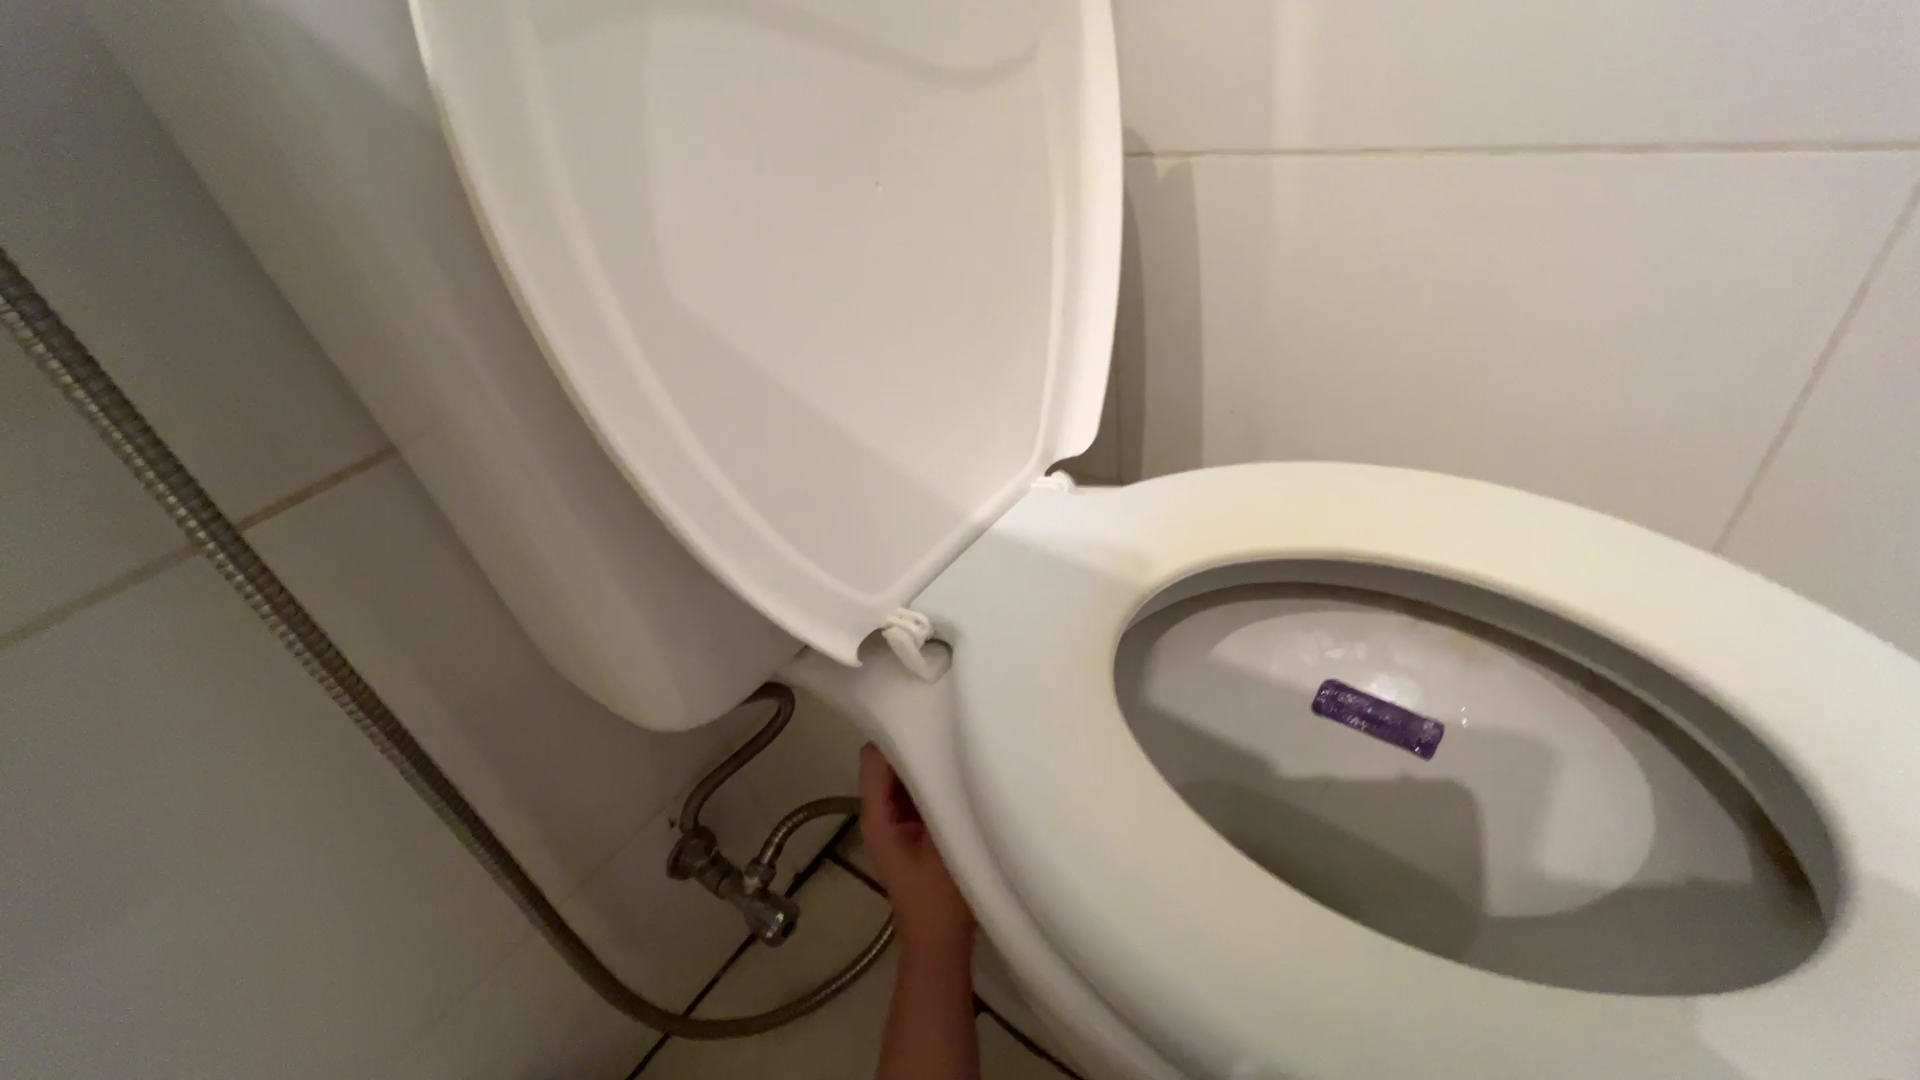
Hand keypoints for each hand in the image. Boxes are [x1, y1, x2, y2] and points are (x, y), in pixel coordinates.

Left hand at [859, 743, 974, 955]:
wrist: (941, 944)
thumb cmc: (940, 897)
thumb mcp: (943, 843)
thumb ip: (940, 798)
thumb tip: (946, 751)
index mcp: (877, 813)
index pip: (874, 755)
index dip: (896, 732)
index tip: (927, 715)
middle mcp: (879, 810)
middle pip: (887, 759)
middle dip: (913, 741)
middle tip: (949, 723)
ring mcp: (896, 819)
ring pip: (903, 772)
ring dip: (924, 760)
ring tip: (957, 741)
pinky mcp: (913, 827)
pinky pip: (917, 789)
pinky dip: (932, 778)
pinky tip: (960, 771)